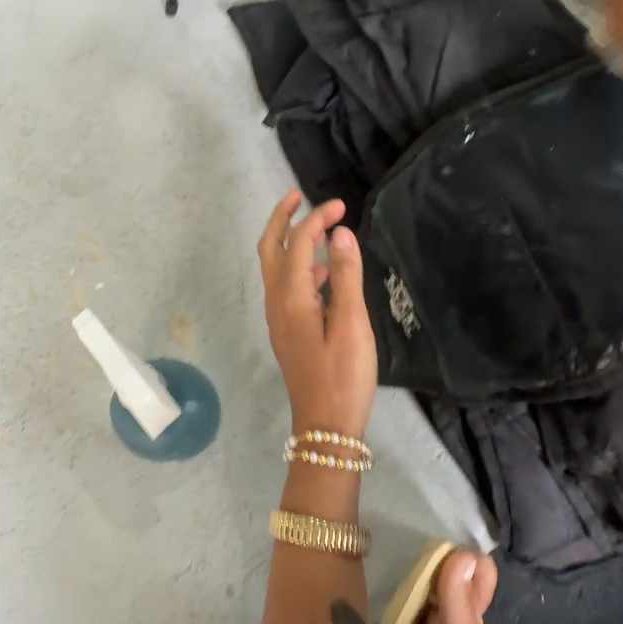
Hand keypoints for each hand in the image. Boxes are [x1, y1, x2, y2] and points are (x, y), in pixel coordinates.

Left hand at [258, 192, 377, 436]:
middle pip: (270, 248)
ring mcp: (279, 318)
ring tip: (319, 229)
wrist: (325, 427)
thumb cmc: (343, 376)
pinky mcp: (287, 331)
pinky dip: (299, 267)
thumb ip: (344, 276)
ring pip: (275, 267)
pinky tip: (325, 274)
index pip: (298, 243)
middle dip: (282, 219)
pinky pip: (286, 285)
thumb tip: (340, 233)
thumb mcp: (351, 324)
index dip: (316, 219)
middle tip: (299, 196)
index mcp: (291, 297)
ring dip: (290, 241)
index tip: (341, 206)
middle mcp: (277, 302)